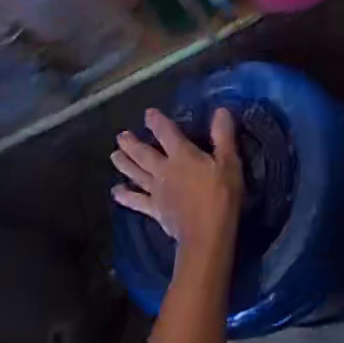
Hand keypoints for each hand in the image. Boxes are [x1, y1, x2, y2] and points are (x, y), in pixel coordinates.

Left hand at [111, 108, 243, 256]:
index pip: (166, 133)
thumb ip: (223, 135)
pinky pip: (137, 201)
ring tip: (114, 156)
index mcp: (182, 155)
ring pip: (136, 174)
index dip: (157, 121)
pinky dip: (126, 196)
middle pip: (144, 154)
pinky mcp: (155, 209)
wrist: (206, 233)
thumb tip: (221, 110)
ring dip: (124, 164)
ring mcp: (157, 191)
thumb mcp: (229, 161)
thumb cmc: (221, 194)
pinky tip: (116, 192)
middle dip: (132, 143)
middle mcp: (164, 170)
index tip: (148, 113)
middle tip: (120, 136)